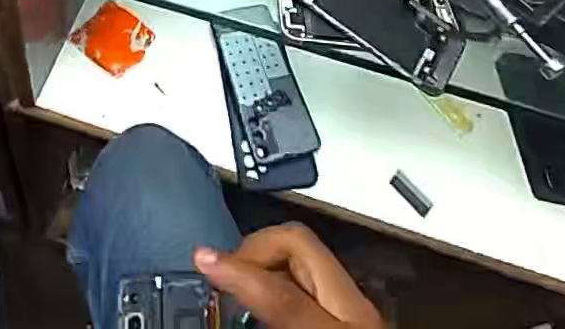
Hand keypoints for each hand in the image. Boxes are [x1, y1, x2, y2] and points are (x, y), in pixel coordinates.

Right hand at [193, 224, 385, 328]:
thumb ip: (269, 326)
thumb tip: (235, 317)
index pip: (281, 293)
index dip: (236, 272)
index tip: (203, 259)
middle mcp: (358, 315)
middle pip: (299, 243)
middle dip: (255, 248)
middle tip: (224, 272)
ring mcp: (362, 312)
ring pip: (309, 255)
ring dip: (270, 262)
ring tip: (242, 288)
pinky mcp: (360, 317)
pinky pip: (316, 279)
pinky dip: (287, 281)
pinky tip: (271, 305)